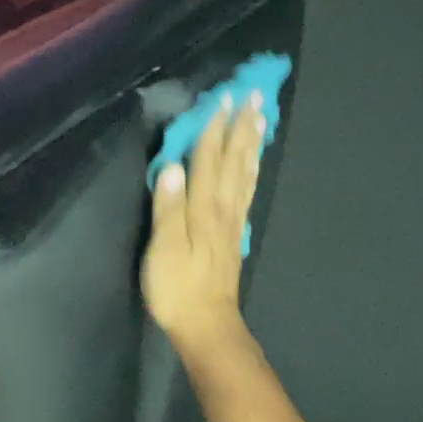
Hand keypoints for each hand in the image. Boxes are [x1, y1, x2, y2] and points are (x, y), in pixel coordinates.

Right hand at [142, 89, 268, 350]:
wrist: (206, 325)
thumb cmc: (177, 288)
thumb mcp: (163, 249)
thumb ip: (167, 207)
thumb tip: (171, 166)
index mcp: (202, 209)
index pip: (207, 161)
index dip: (213, 129)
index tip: (222, 97)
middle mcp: (222, 209)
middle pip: (232, 162)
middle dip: (240, 128)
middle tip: (252, 96)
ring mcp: (231, 223)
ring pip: (243, 175)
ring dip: (250, 145)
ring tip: (259, 119)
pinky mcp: (233, 236)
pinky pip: (245, 193)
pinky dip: (250, 172)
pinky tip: (252, 165)